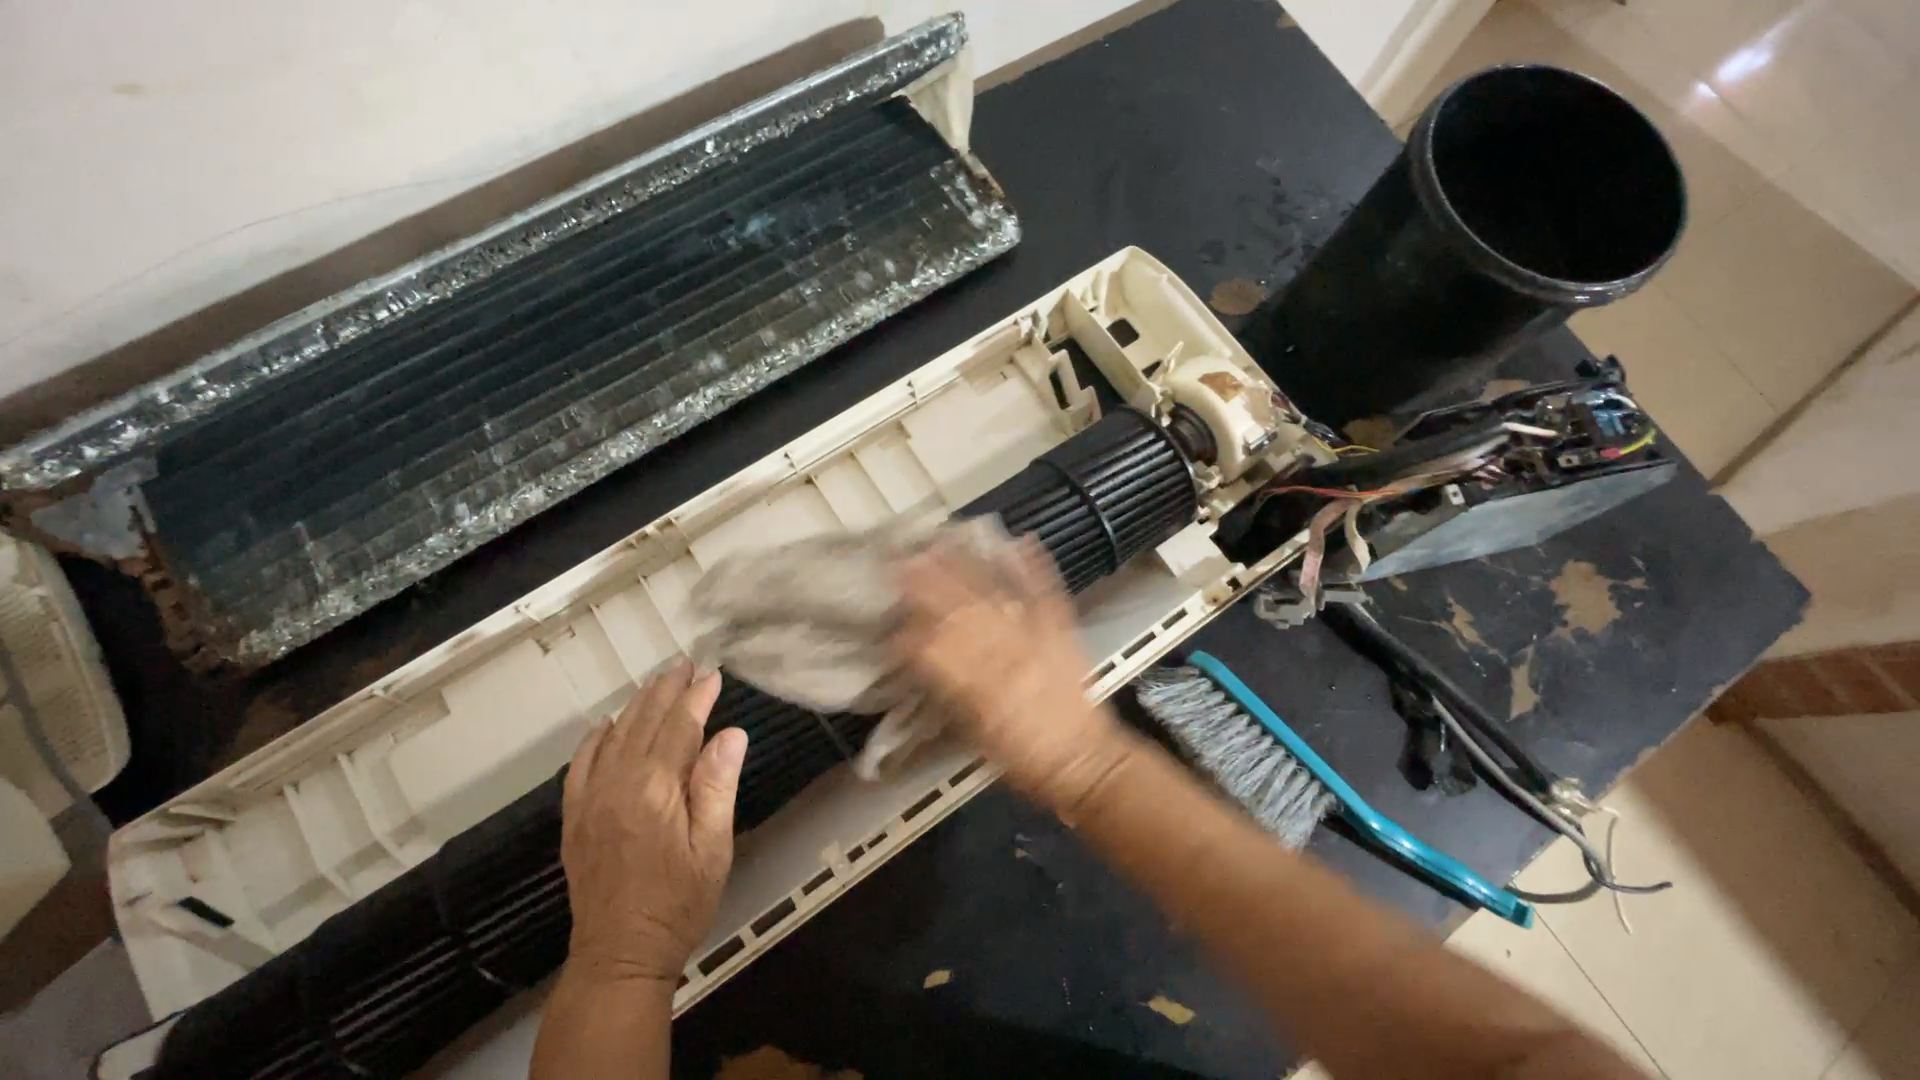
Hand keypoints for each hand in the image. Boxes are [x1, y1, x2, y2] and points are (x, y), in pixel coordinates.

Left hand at [561, 661, 746, 985]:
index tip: (713, 675)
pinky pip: (580, 765)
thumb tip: (731, 734)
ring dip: (636, 706)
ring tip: (656, 684)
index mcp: (655, 790)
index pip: (679, 728)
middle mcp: (616, 785)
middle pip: (643, 724)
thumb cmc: (679, 903)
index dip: (697, 698)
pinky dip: (595, 739)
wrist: (619, 954)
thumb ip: (717, 786)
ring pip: (613, 737)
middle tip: (685, 665)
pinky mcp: (575, 818)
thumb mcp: (713, 848)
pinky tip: (606, 725)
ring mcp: (589, 800)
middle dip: (666, 691)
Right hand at [892, 537, 1129, 811]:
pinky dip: (1034, 565)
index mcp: (980, 685)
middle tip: (900, 560)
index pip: (934, 647)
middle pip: (959, 609)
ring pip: (994, 592)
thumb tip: (918, 660)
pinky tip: (1020, 540)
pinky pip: (1047, 592)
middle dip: (926, 583)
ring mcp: (1036, 635)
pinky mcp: (1062, 630)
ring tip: (941, 541)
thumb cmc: (1024, 759)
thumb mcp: (975, 735)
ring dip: (965, 565)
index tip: (889, 620)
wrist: (1083, 761)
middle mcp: (1006, 653)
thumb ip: (947, 694)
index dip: (908, 632)